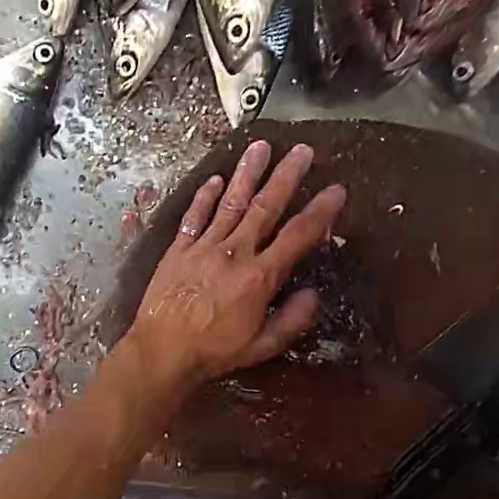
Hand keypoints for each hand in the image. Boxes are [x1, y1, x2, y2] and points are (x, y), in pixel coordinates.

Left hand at [124, 140, 346, 390]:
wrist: (161, 351)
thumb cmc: (213, 352)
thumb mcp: (262, 346)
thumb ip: (292, 319)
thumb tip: (313, 293)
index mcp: (259, 276)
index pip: (298, 236)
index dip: (321, 211)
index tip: (336, 189)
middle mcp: (233, 253)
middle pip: (265, 207)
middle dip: (286, 177)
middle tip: (302, 150)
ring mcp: (202, 248)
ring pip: (229, 203)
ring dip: (246, 174)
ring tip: (260, 147)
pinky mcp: (177, 250)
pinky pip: (193, 218)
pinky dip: (204, 198)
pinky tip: (214, 180)